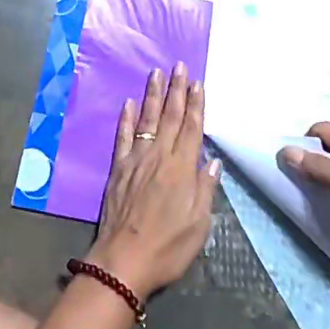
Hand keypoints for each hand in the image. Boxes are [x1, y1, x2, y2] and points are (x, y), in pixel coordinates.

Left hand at [87, 62, 219, 299]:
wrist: (123, 262)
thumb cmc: (168, 246)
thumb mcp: (199, 222)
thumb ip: (205, 188)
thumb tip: (212, 160)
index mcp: (182, 168)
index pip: (192, 128)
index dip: (196, 104)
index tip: (198, 82)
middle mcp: (160, 156)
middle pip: (170, 117)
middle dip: (177, 90)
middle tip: (179, 66)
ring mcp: (136, 161)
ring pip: (147, 120)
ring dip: (153, 96)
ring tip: (156, 73)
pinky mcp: (118, 170)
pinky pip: (123, 137)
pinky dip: (126, 119)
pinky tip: (128, 103)